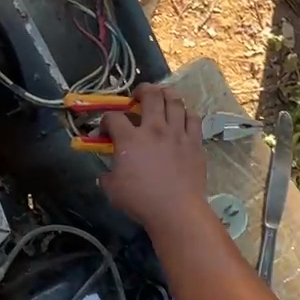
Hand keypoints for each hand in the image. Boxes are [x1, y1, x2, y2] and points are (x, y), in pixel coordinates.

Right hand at [98, 84, 209, 231]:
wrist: (175, 209)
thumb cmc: (140, 199)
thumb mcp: (112, 188)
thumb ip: (107, 175)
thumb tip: (106, 173)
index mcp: (130, 138)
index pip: (113, 117)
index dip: (105, 121)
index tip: (104, 132)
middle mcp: (154, 128)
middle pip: (150, 95)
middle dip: (142, 90)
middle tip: (138, 96)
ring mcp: (177, 133)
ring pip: (175, 101)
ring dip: (166, 95)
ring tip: (162, 99)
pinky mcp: (195, 142)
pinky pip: (193, 118)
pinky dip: (186, 114)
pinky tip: (181, 118)